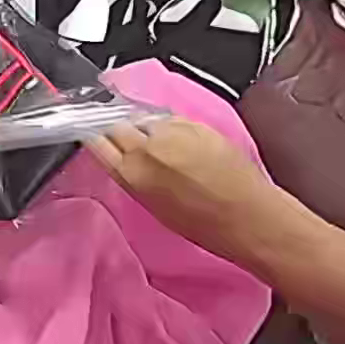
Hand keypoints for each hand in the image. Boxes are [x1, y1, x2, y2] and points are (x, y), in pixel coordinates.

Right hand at [87, 117, 289, 260]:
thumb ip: (131, 175)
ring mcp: (172, 133)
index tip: (92, 134)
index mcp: (131, 174)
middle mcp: (147, 149)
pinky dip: (167, 125)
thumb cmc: (203, 224)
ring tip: (155, 141)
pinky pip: (169, 118)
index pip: (96, 140)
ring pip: (142, 119)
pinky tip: (176, 140)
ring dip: (143, 126)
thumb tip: (120, 156)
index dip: (93, 135)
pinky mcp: (195, 124)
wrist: (252, 219)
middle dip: (115, 128)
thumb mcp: (152, 205)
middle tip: (122, 136)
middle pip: (115, 124)